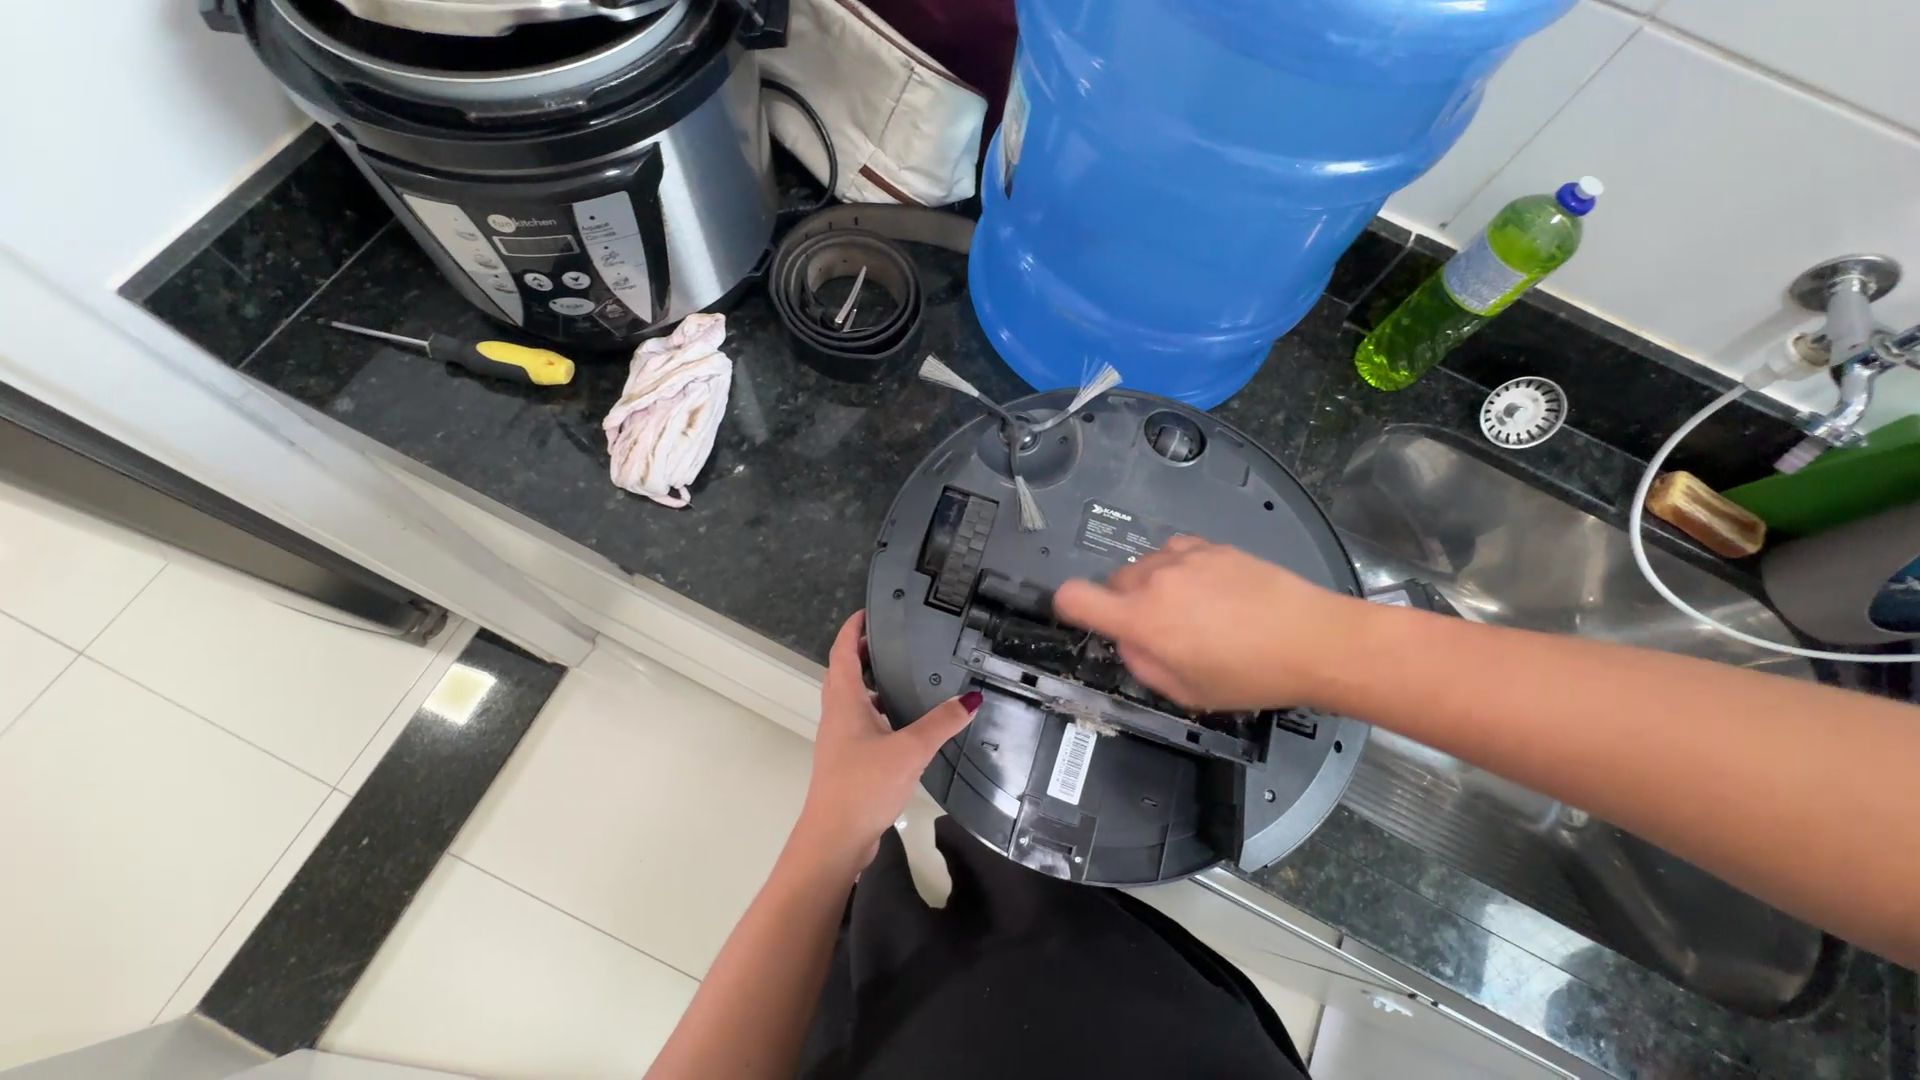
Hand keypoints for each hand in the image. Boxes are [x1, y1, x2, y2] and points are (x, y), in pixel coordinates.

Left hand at [791, 611, 979, 873]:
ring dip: (869, 682)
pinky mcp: (848, 760)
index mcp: (844, 701)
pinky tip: (902, 722)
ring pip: (852, 698)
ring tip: (901, 674)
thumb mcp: (909, 750)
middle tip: (892, 638)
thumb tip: (971, 698)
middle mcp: (837, 714)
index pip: (843, 651)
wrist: (834, 838)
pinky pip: (862, 722)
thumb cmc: (863, 785)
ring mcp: (840, 739)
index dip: (853, 628)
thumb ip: (941, 723)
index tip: (869, 611)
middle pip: (844, 671)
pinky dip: (877, 710)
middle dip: (863, 651)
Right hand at [1052, 536, 1368, 709]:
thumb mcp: (1186, 691)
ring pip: (1145, 566)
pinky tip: (1206, 588)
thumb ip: (1142, 664)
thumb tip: (1129, 641)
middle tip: (1158, 630)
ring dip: (1153, 586)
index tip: (1082, 616)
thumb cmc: (1250, 675)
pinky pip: (1175, 552)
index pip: (1075, 597)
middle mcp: (1155, 580)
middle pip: (1112, 582)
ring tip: (1190, 611)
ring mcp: (1184, 557)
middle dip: (1123, 605)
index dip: (1067, 606)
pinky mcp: (1211, 545)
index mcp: (1142, 620)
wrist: (1313, 640)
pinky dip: (1179, 568)